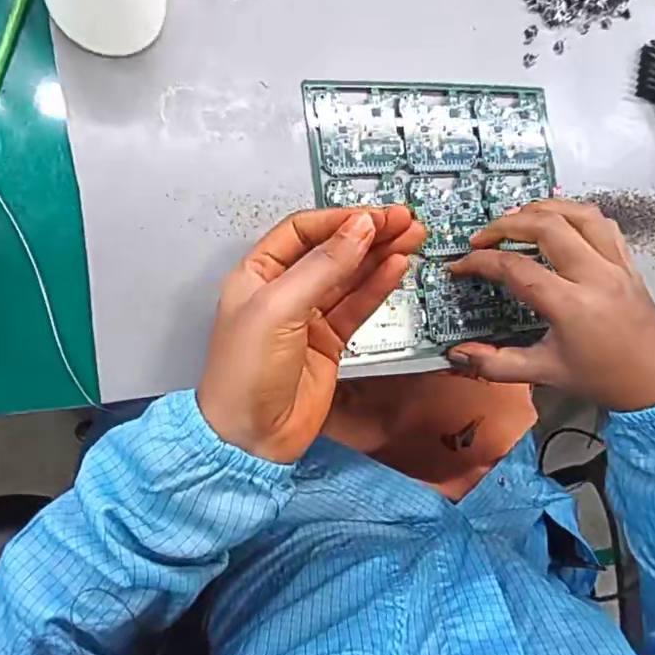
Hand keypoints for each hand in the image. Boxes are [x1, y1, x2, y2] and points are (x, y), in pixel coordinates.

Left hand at [198, 206, 424, 462]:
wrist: (251, 437)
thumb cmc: (243, 377)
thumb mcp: (278, 310)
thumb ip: (321, 267)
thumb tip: (358, 230)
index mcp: (257, 275)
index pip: (302, 232)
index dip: (339, 221)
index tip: (374, 217)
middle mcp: (282, 292)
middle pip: (330, 251)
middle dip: (367, 234)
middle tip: (403, 222)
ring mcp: (307, 318)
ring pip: (348, 277)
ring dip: (379, 256)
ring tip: (410, 237)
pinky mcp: (328, 343)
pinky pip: (356, 307)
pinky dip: (376, 287)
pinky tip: (395, 268)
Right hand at [445, 199, 654, 411]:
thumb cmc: (604, 378)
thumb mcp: (543, 373)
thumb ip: (495, 364)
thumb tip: (460, 354)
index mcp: (571, 305)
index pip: (515, 268)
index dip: (480, 262)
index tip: (462, 266)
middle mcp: (596, 276)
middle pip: (546, 227)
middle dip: (506, 225)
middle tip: (483, 236)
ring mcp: (616, 265)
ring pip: (579, 214)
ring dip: (543, 209)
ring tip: (516, 217)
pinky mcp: (628, 264)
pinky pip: (603, 223)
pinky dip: (575, 214)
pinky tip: (558, 221)